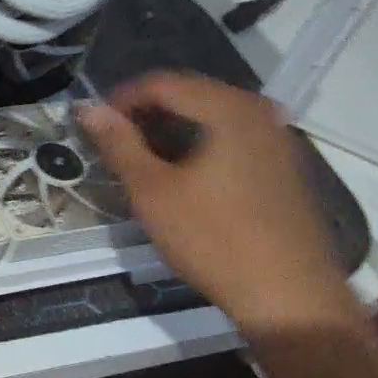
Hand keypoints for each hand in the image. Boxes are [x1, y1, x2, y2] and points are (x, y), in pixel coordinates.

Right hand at [79, 72, 359, 333]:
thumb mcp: (153, 193)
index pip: (163, 83)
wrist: (288, 294)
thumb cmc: (214, 240)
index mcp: (229, 108)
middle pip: (191, 95)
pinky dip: (201, 146)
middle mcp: (260, 112)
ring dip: (173, 131)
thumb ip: (119, 145)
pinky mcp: (285, 166)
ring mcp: (279, 139)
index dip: (122, 99)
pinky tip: (184, 177)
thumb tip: (89, 109)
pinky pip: (233, 139)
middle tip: (116, 144)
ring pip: (213, 118)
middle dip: (148, 114)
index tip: (95, 127)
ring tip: (143, 162)